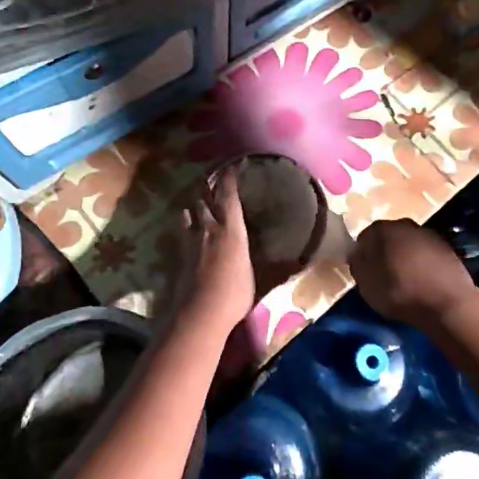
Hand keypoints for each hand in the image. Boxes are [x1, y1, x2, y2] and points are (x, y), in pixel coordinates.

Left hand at [171, 164, 255, 324]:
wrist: (201, 313)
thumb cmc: (235, 294)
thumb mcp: (257, 278)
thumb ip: (271, 266)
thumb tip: (298, 262)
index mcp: (231, 230)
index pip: (229, 195)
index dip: (229, 178)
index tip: (232, 165)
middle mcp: (209, 228)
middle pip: (204, 197)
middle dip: (208, 185)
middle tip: (213, 177)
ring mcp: (191, 239)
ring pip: (189, 210)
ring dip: (194, 201)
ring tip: (199, 198)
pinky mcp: (180, 252)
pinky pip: (182, 228)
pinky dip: (186, 221)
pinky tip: (189, 225)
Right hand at [350, 220, 478, 328]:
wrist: (447, 303)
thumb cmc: (399, 292)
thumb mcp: (366, 284)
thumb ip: (357, 265)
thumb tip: (357, 254)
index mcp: (381, 229)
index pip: (364, 238)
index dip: (363, 256)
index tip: (366, 273)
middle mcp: (405, 224)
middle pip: (388, 238)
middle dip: (384, 253)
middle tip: (384, 276)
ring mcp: (429, 234)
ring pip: (408, 245)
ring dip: (404, 258)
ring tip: (405, 282)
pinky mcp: (447, 247)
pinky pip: (426, 254)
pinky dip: (422, 264)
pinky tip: (423, 282)